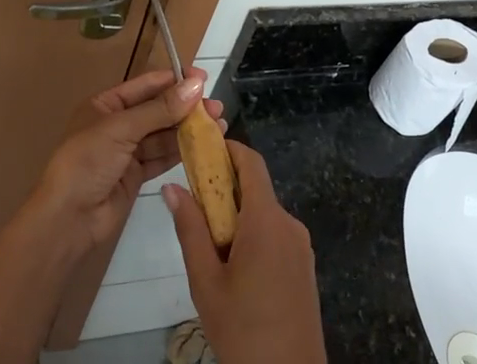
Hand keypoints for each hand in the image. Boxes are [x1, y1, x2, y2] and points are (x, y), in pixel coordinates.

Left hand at [29, 70, 224, 253]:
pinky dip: (181, 151)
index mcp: (105, 105)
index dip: (173, 81)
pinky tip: (204, 146)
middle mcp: (116, 124)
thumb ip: (160, 109)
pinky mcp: (135, 176)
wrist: (69, 218)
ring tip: (219, 125)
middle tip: (217, 107)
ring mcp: (126, 151)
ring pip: (162, 135)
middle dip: (185, 107)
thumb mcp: (121, 129)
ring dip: (187, 130)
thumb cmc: (87, 161)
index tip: (203, 79)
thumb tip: (195, 85)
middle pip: (156, 110)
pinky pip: (162, 158)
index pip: (145, 86)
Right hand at [165, 141, 324, 363]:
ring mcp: (301, 247)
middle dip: (222, 190)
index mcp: (267, 221)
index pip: (251, 162)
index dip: (227, 148)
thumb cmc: (243, 329)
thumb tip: (172, 187)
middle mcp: (289, 224)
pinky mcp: (304, 267)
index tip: (200, 148)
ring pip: (263, 215)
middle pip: (255, 190)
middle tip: (191, 208)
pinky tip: (232, 267)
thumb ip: (190, 229)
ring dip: (235, 217)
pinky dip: (251, 236)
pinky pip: (274, 235)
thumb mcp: (205, 281)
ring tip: (207, 246)